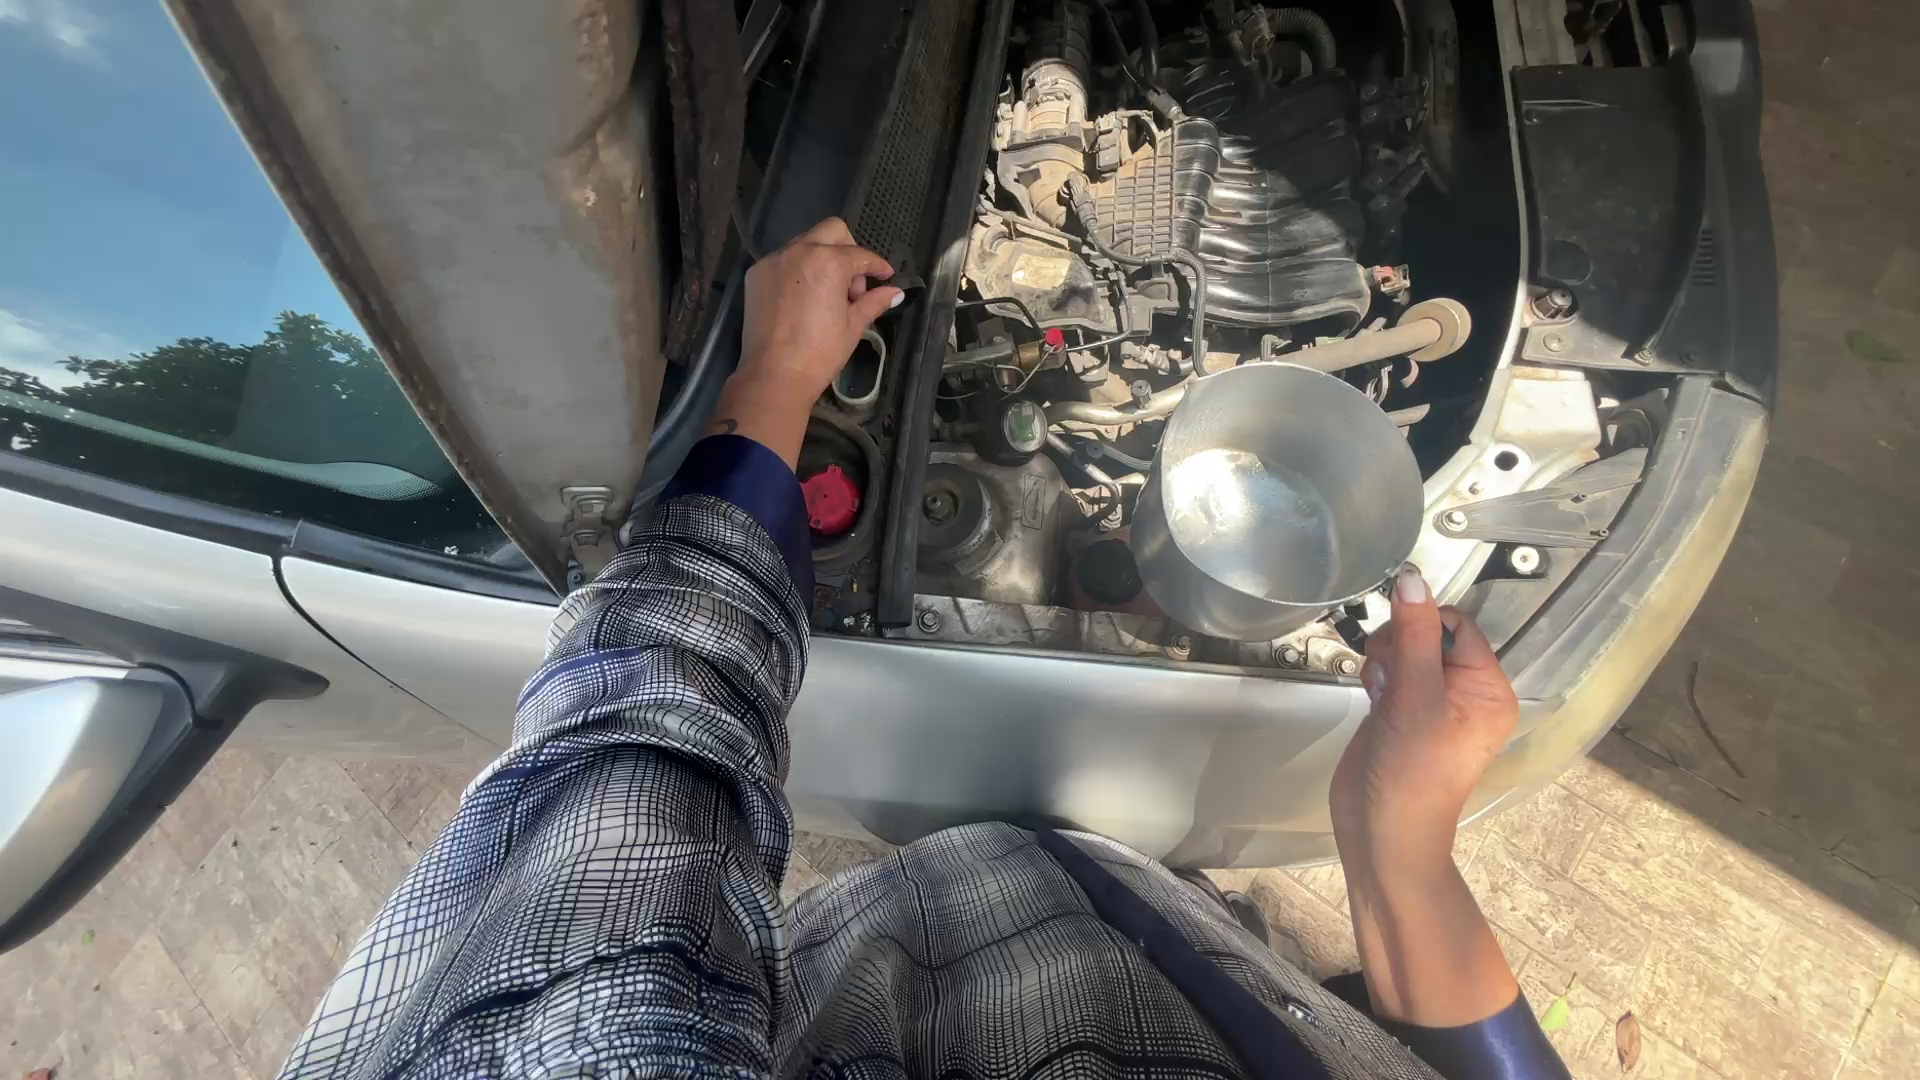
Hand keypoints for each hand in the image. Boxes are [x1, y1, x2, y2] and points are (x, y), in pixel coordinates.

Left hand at [709, 218, 902, 465]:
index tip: (886, 277)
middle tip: (853, 285)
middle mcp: (799, 250)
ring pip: (806, 243)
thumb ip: (874, 302)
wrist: (775, 375)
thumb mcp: (853, 326)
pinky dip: (799, 272)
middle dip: (849, 251)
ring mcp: (774, 260)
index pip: (860, 255)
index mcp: (828, 261)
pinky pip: (784, 261)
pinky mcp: (756, 274)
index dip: (878, 267)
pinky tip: (804, 300)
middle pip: (832, 231)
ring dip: (823, 259)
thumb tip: (895, 292)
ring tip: (828, 295)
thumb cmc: (821, 353)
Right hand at [1330, 565, 1518, 863]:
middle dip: (1397, 646)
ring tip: (1380, 694)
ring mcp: (1430, 700)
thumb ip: (1413, 635)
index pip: (1454, 624)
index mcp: (1488, 688)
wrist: (1380, 828)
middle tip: (1388, 680)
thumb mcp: (1415, 697)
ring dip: (1383, 662)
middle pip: (1424, 632)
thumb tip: (1410, 577)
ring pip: (1402, 649)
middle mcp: (1464, 690)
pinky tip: (1373, 700)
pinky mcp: (1400, 708)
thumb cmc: (1411, 769)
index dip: (1420, 625)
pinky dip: (1375, 676)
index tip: (1396, 651)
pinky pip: (1389, 669)